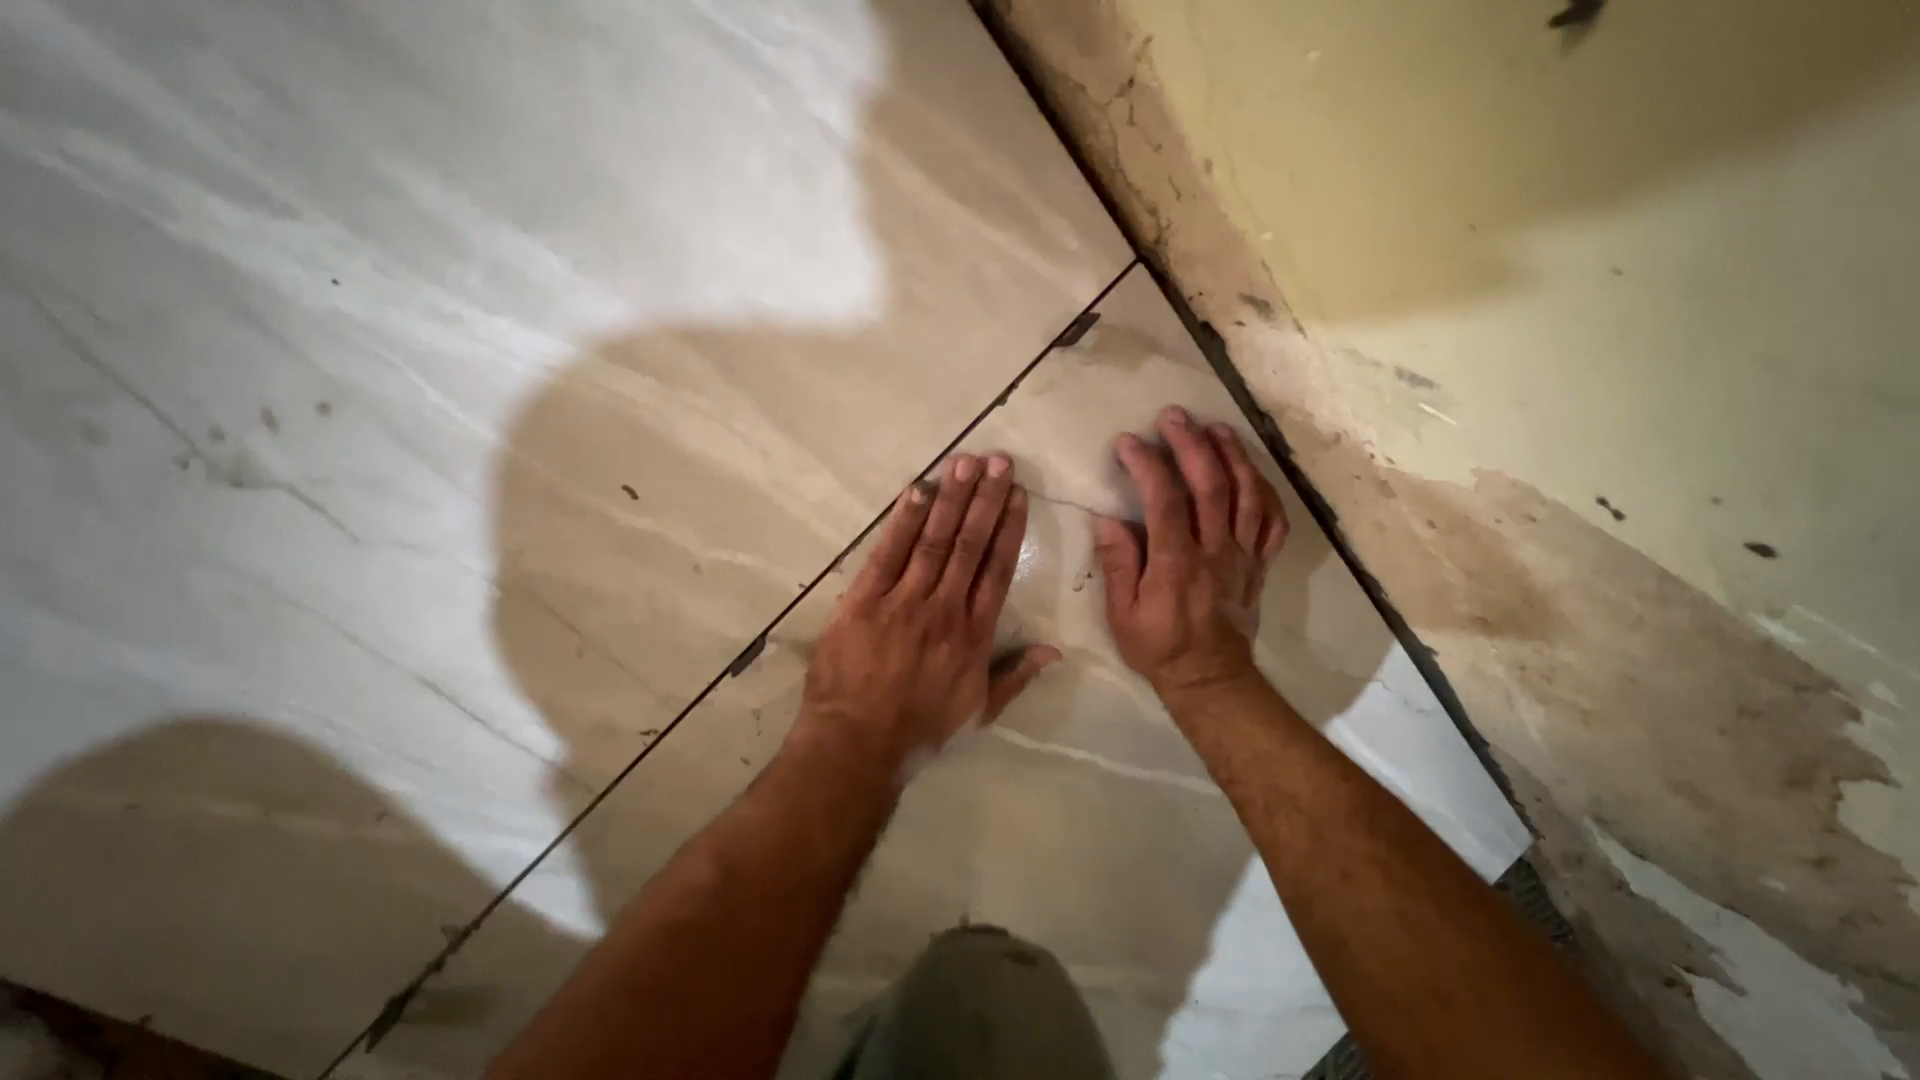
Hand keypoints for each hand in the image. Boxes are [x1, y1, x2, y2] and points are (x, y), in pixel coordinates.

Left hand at [794, 453, 1060, 777]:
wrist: (858, 742)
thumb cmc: (921, 730)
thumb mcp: (979, 712)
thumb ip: (1016, 676)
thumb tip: (1054, 651)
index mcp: (973, 634)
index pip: (996, 569)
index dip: (1008, 527)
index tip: (1017, 493)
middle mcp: (943, 608)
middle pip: (968, 544)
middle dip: (984, 499)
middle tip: (997, 460)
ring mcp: (902, 601)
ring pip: (932, 541)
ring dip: (949, 499)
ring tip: (963, 462)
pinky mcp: (863, 601)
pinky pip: (886, 554)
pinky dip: (901, 522)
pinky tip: (914, 491)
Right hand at [1093, 406, 1288, 703]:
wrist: (1210, 678)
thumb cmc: (1158, 647)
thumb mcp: (1121, 615)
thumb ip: (1118, 565)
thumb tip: (1107, 520)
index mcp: (1177, 564)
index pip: (1166, 501)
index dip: (1148, 465)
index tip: (1128, 442)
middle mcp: (1215, 552)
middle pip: (1211, 486)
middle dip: (1192, 444)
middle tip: (1173, 416)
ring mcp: (1243, 556)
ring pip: (1248, 495)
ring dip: (1233, 456)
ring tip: (1216, 428)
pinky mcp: (1259, 564)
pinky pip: (1273, 522)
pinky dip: (1267, 492)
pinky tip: (1253, 472)